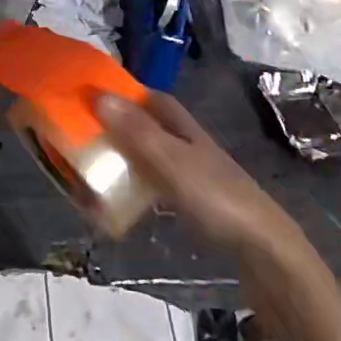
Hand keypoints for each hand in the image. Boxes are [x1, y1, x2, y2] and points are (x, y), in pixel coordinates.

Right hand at [93, 91, 298, 251]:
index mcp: (183, 126)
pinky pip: (153, 186)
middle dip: (116, 131)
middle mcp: (186, 143)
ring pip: (147, 158)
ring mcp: (190, 172)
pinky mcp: (191, 200)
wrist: (258, 245)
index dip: (123, 95)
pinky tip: (117, 203)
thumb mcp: (171, 161)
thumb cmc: (214, 195)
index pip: (150, 98)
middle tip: (82, 142)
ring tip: (91, 176)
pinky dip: (133, 189)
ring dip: (122, 162)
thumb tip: (99, 95)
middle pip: (146, 128)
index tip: (90, 99)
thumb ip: (137, 131)